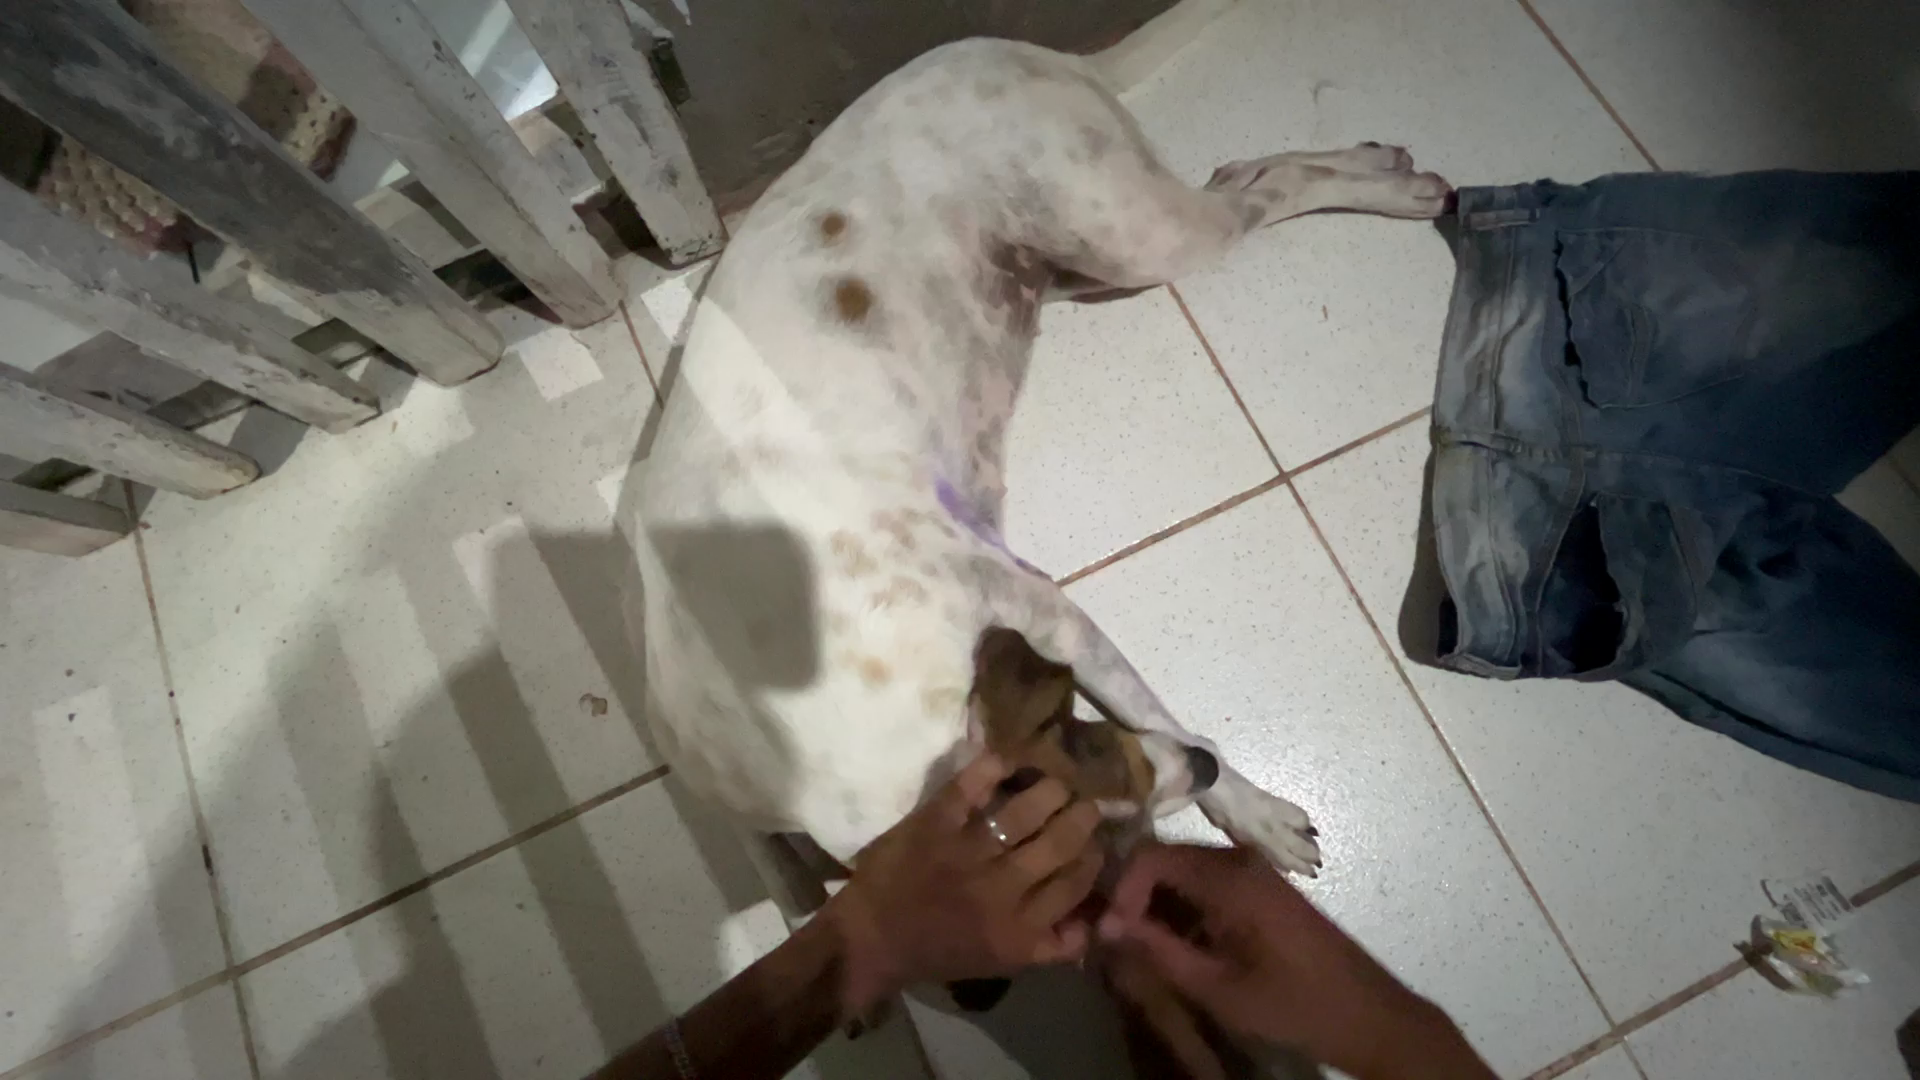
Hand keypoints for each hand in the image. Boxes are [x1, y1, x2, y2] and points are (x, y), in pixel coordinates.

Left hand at [826, 754, 1104, 1013]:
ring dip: (1049, 790)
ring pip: (1025, 812)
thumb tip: (1092, 921)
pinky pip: (971, 786)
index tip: (1095, 841)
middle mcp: (1001, 890)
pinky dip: (994, 767)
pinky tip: (1008, 759)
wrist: (871, 939)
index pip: (1075, 884)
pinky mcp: (934, 824)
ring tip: (1056, 781)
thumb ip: (1048, 944)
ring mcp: (966, 853)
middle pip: (1059, 843)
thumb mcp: (1002, 962)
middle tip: (1085, 803)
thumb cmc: (938, 952)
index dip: (1093, 857)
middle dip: (1081, 817)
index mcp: (1020, 931)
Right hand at [1097, 843, 1493, 1079]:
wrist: (1372, 1015)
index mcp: (1228, 875)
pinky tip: (1184, 940)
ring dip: (1159, 900)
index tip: (1114, 930)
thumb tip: (1104, 925)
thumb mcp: (1219, 988)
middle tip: (1123, 938)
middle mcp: (1236, 857)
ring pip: (1183, 867)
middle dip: (1137, 895)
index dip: (1122, 890)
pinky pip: (1205, 876)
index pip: (1151, 856)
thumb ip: (1158, 951)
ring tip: (1148, 943)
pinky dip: (1184, 902)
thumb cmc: (1294, 1004)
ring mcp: (1251, 866)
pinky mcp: (1259, 880)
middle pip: (1165, 857)